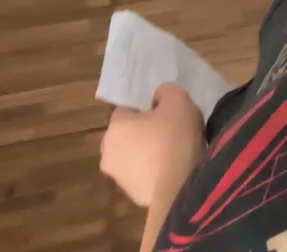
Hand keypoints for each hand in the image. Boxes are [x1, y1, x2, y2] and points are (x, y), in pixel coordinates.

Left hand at [100, 84, 206, 208]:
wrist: (177, 185)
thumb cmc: (174, 136)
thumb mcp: (178, 99)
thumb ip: (166, 91)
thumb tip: (158, 97)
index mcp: (115, 127)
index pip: (126, 108)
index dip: (145, 106)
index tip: (164, 108)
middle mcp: (108, 152)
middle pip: (126, 134)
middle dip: (143, 130)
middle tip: (169, 126)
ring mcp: (118, 177)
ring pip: (133, 155)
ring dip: (148, 151)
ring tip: (174, 148)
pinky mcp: (131, 195)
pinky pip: (143, 173)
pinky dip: (154, 169)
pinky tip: (173, 166)